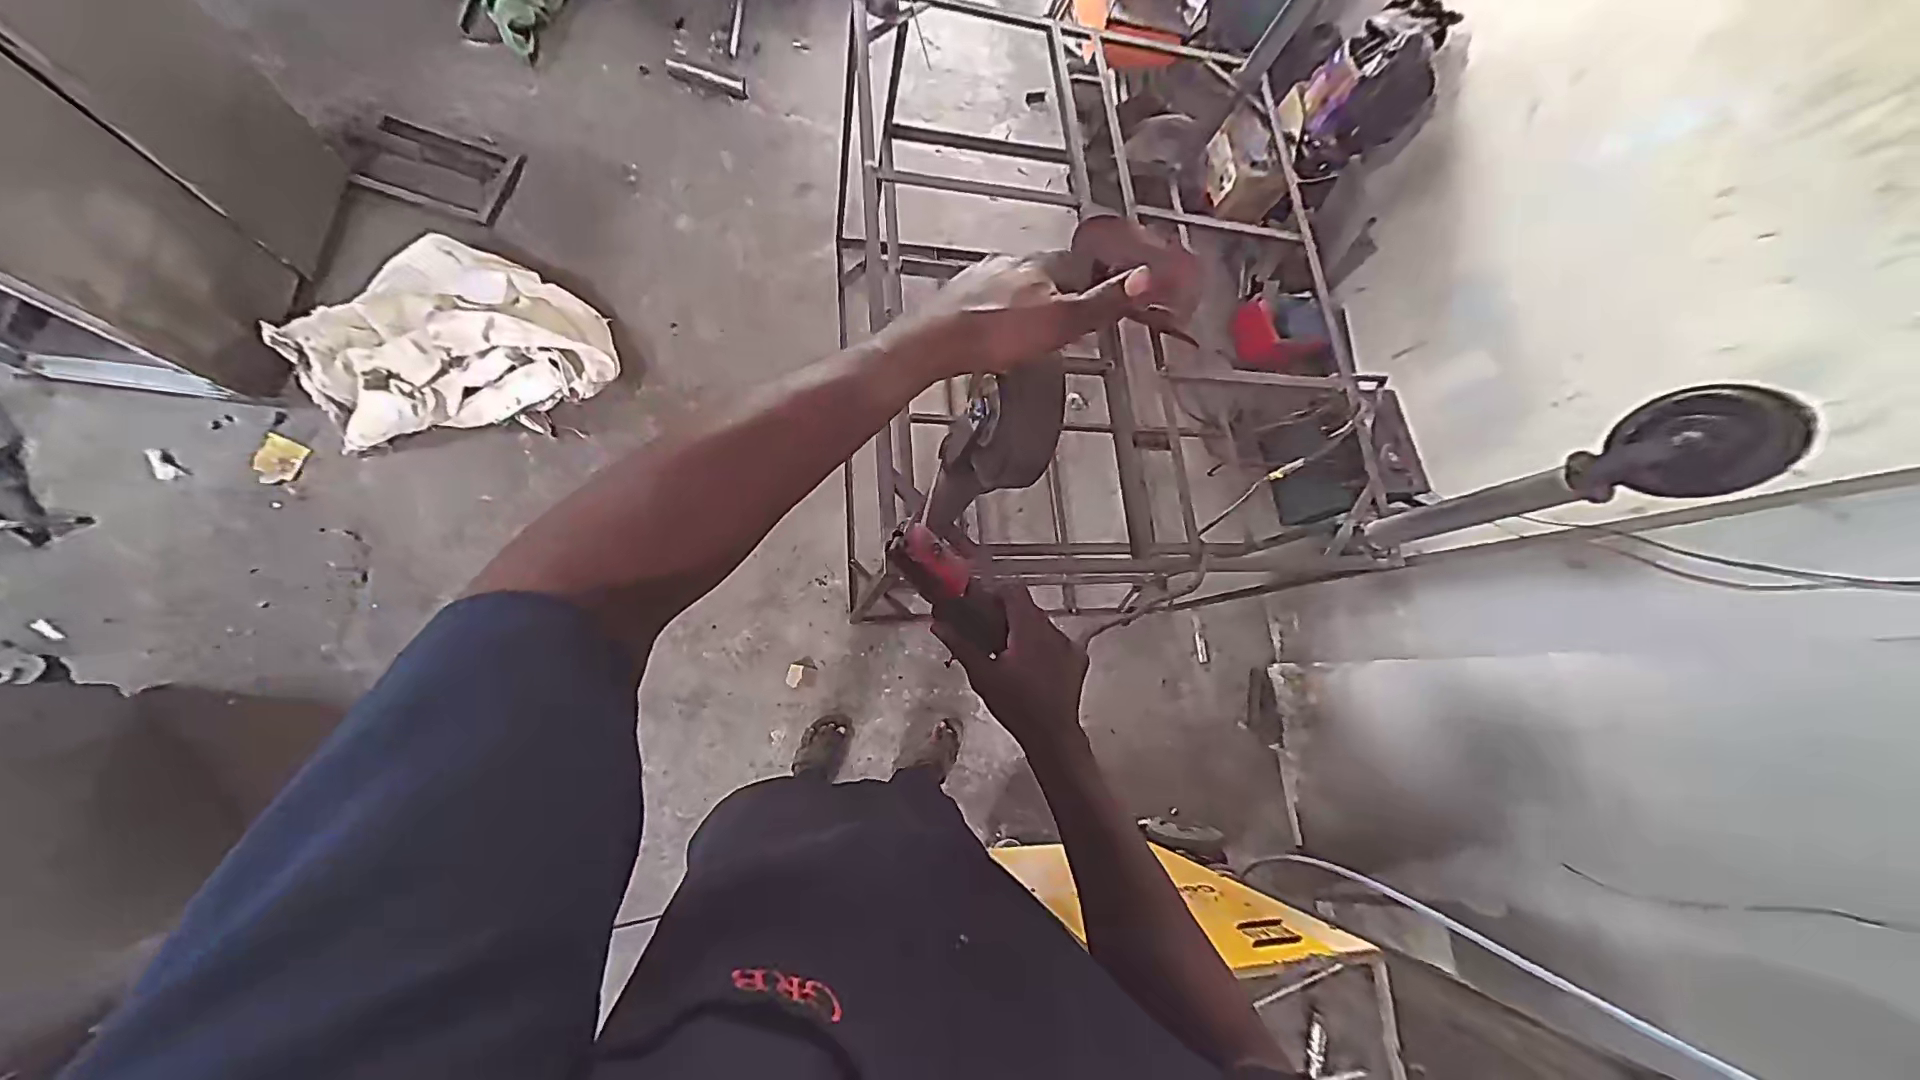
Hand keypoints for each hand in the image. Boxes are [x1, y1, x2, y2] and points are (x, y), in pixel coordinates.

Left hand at [884, 254, 1153, 376]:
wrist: (937, 342)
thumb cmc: (998, 333)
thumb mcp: (1062, 321)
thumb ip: (1103, 302)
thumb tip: (1146, 278)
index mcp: (1042, 264)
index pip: (1084, 263)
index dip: (1101, 279)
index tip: (1111, 295)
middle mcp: (1012, 262)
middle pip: (1051, 274)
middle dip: (1065, 293)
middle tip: (1074, 318)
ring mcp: (983, 277)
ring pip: (1020, 286)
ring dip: (1033, 302)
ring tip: (1039, 327)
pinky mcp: (961, 298)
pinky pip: (992, 301)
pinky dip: (1004, 313)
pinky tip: (1000, 330)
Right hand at [933, 584, 1089, 754]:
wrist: (1052, 735)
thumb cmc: (1015, 705)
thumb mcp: (983, 675)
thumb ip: (961, 645)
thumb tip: (938, 625)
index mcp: (1029, 629)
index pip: (1014, 592)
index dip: (996, 593)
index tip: (981, 605)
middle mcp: (1052, 631)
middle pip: (1028, 608)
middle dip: (1007, 614)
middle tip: (988, 629)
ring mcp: (1069, 645)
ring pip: (1042, 625)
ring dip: (1024, 630)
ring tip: (1007, 651)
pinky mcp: (1078, 659)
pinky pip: (1056, 641)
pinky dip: (1042, 646)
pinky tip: (1030, 665)